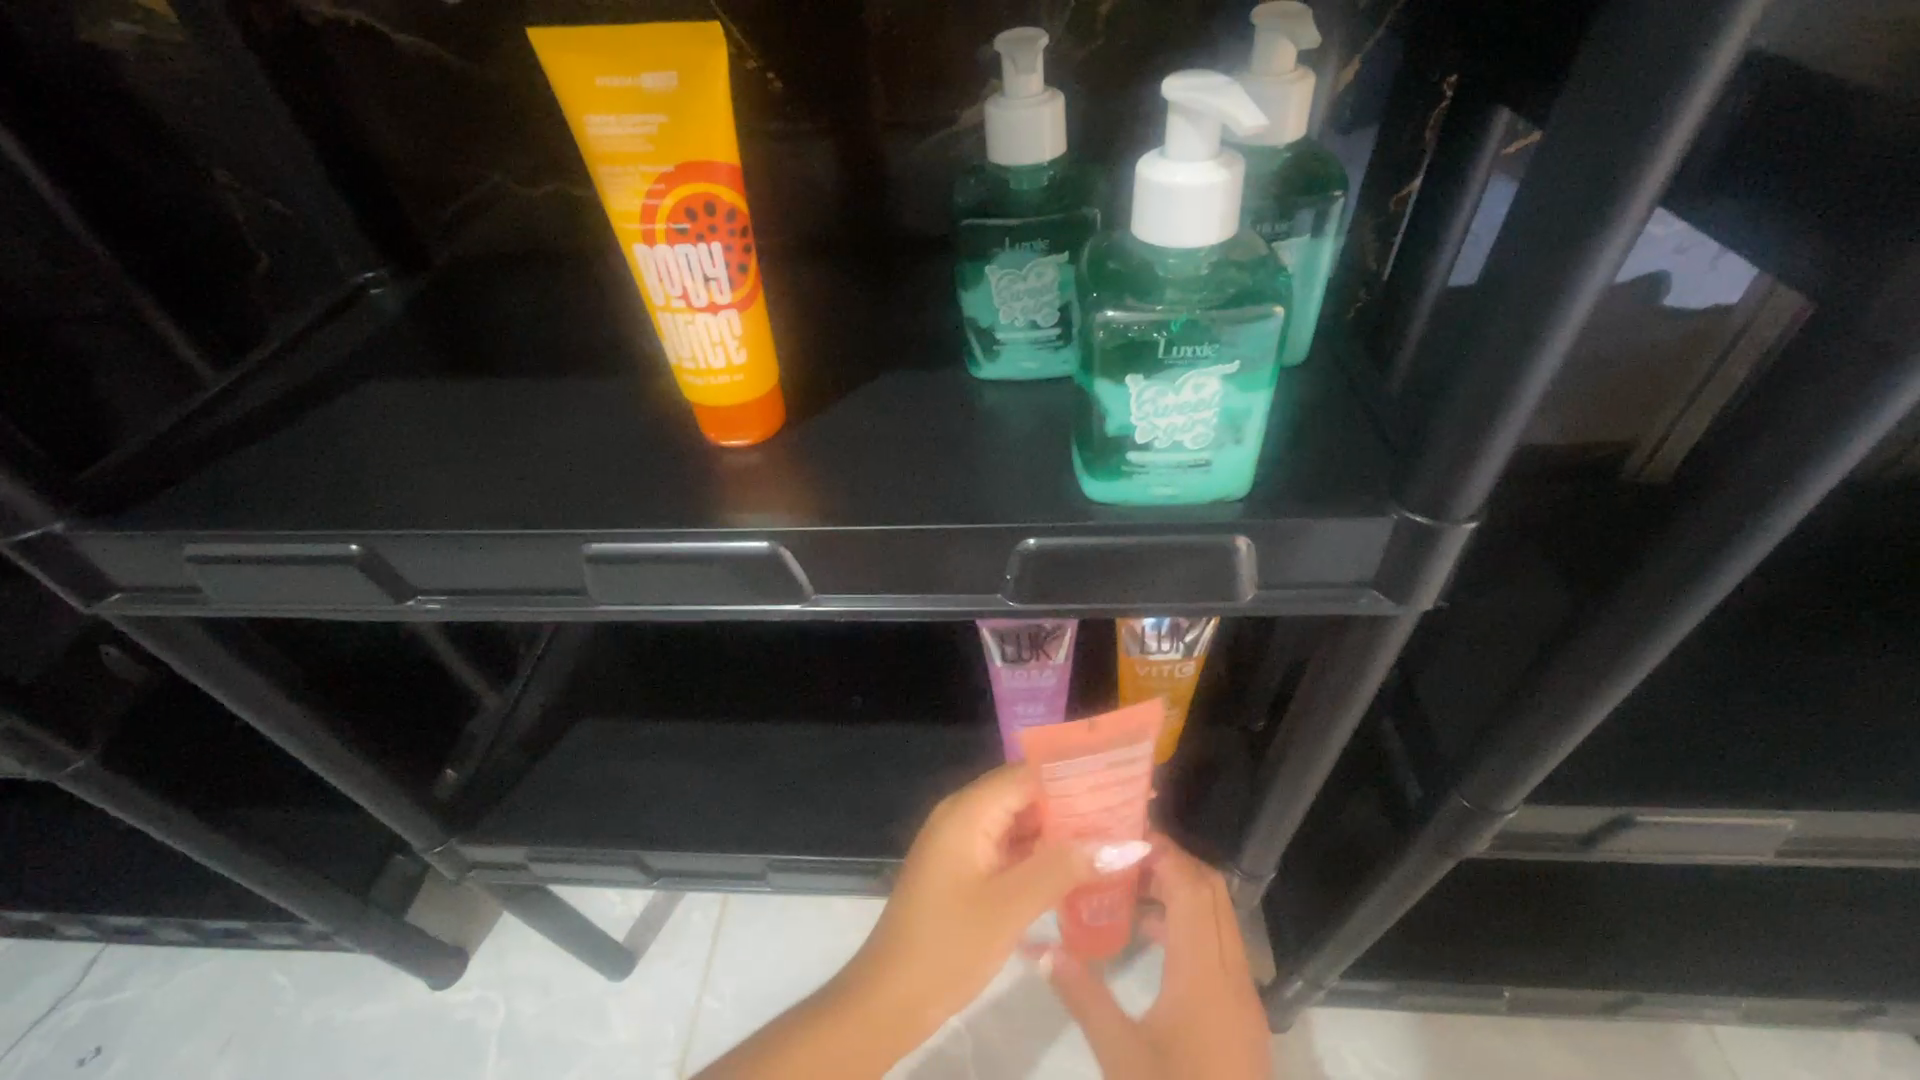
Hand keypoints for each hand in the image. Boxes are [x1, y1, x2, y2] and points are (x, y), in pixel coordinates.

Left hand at [837, 763, 1130, 1038]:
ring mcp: (964, 846)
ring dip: (1063, 831)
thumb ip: (1066, 867)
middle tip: (1131, 810)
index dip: (1076, 774)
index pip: (1029, 774)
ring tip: (1117, 834)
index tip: (1124, 778)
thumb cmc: (947, 944)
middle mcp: (964, 817)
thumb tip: (1127, 842)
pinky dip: (1044, 855)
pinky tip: (1081, 868)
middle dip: (1076, 802)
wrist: (889, 999)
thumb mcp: (1011, 905)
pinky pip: (1011, 850)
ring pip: (1021, 824)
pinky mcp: (967, 873)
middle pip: (1027, 795)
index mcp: (968, 811)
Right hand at [1044, 833, 1270, 1079]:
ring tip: (1130, 889)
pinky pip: (1221, 947)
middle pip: (1212, 893)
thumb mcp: (1120, 1055)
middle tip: (1122, 855)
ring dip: (1183, 895)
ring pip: (1220, 919)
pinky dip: (1192, 928)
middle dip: (1172, 864)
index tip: (1123, 833)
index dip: (1164, 853)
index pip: (1192, 888)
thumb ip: (1082, 996)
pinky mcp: (1242, 1015)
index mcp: (1203, 973)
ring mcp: (1243, 995)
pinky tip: (1152, 941)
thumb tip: (1041, 949)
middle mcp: (1232, 973)